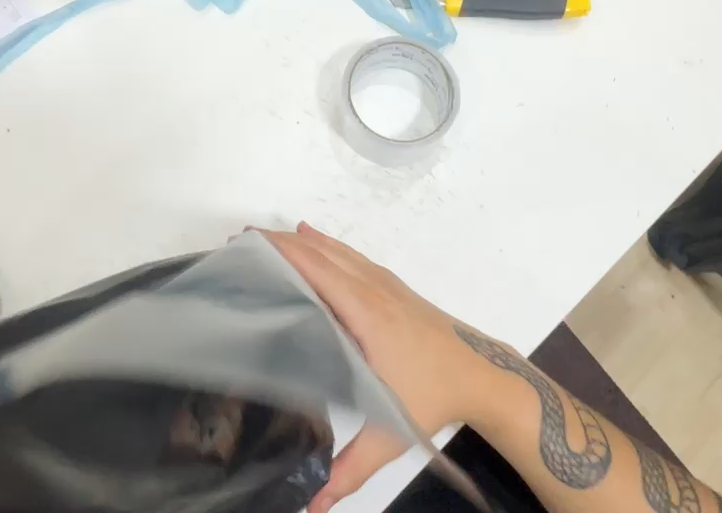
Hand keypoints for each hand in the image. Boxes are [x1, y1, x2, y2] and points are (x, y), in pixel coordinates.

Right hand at [256, 223, 508, 512]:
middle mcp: (372, 288)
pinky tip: (310, 235)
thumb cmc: (433, 396)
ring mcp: (383, 282)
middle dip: (280, 242)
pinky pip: (350, 255)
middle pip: (321, 253)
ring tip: (264, 238)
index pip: (318, 270)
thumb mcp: (389, 435)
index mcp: (367, 313)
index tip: (248, 244)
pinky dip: (325, 243)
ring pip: (336, 250)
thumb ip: (348, 470)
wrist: (480, 373)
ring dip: (300, 240)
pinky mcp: (391, 285)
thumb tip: (310, 505)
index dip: (283, 252)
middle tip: (240, 242)